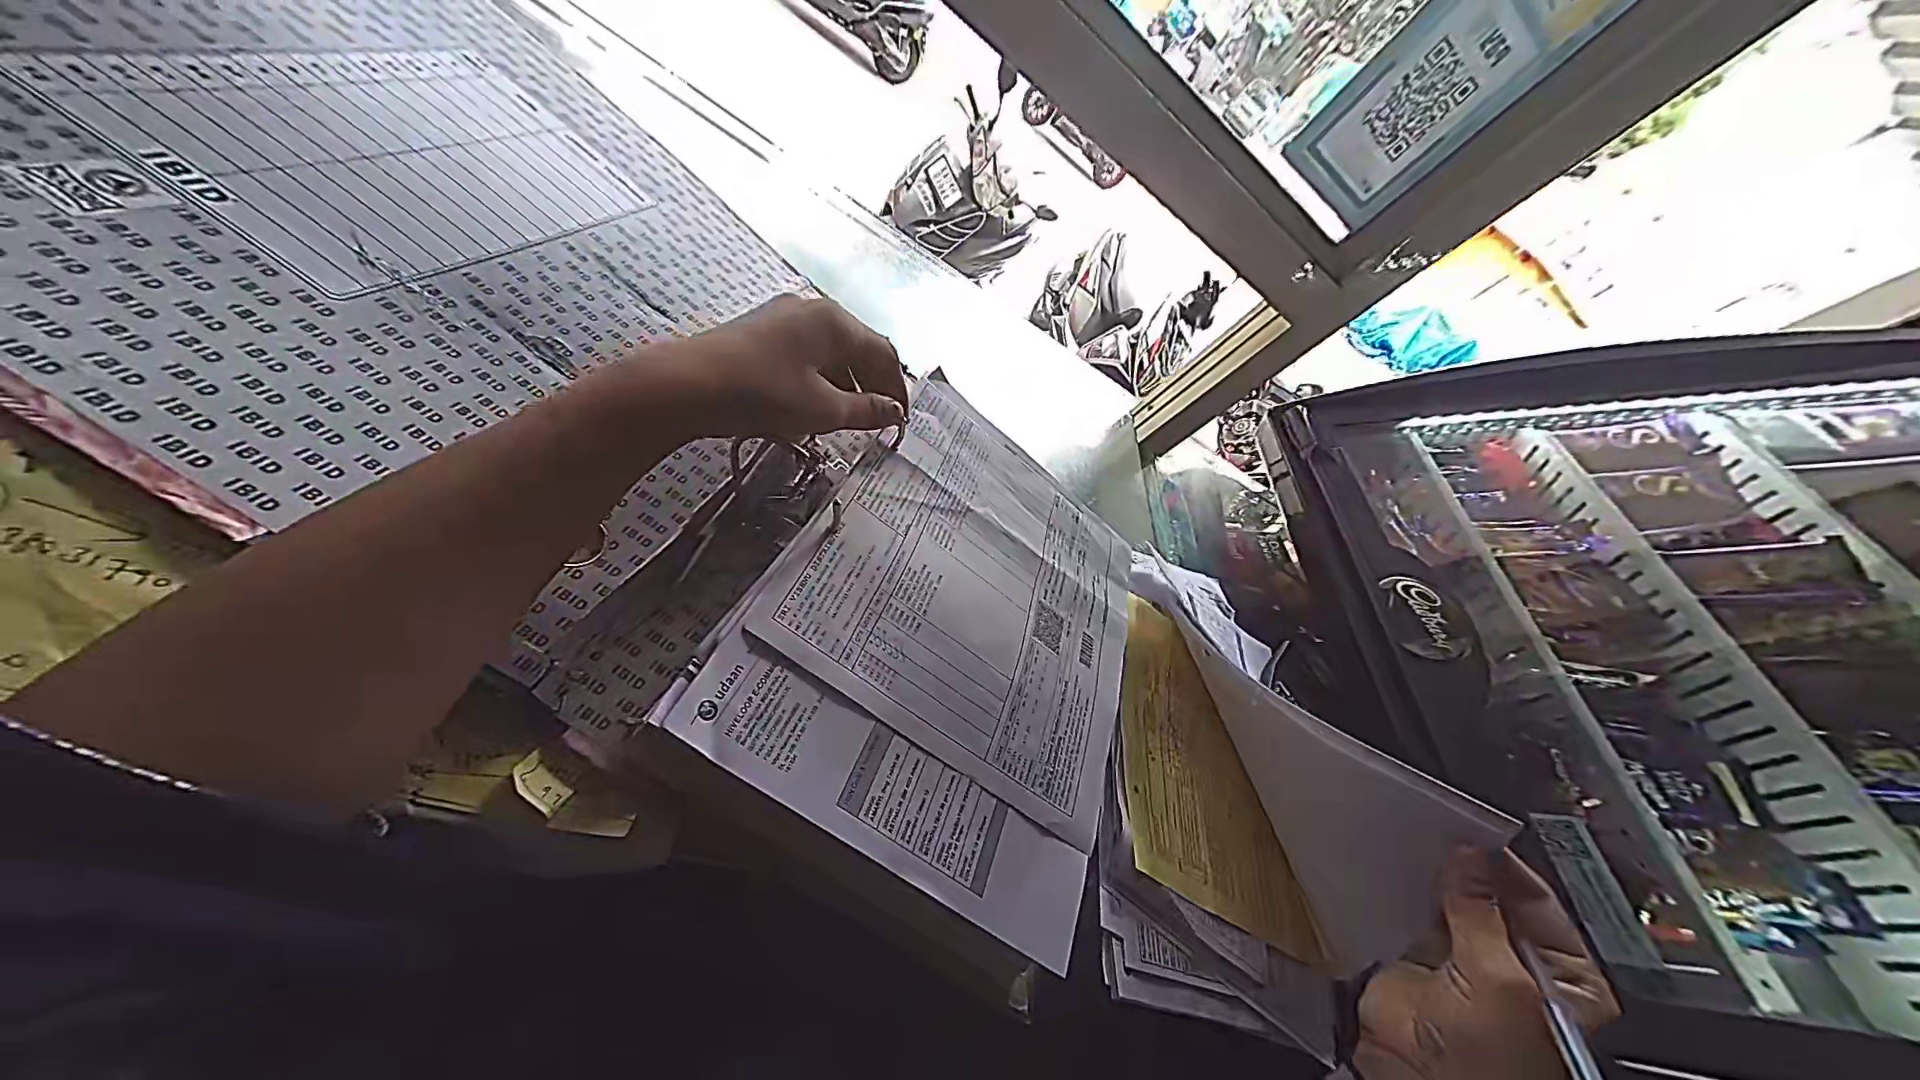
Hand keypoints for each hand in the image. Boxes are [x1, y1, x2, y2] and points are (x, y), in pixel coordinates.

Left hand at [661, 294, 908, 440]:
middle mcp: (812, 310)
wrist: (685, 385)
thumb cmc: (762, 393)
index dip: (898, 389)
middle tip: (878, 421)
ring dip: (847, 385)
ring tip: (848, 419)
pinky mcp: (762, 332)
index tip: (901, 421)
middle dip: (873, 386)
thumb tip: (893, 413)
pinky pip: (807, 354)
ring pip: (831, 352)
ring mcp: (784, 317)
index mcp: (835, 322)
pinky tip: (815, 404)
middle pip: (858, 349)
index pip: (883, 354)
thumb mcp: (821, 409)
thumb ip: (864, 410)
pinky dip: (821, 379)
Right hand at [1354, 848, 1619, 1079]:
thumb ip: (1481, 911)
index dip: (1505, 866)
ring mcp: (1463, 958)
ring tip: (1413, 840)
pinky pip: (1411, 911)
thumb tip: (1473, 857)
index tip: (1475, 832)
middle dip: (1466, 867)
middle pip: (1490, 896)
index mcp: (1560, 974)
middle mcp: (1514, 962)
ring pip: (1450, 900)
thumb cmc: (1491, 1061)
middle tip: (1439, 829)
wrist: (1418, 1079)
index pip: (1535, 900)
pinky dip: (1402, 888)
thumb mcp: (1499, 978)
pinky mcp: (1416, 955)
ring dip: (1433, 876)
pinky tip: (1392, 866)